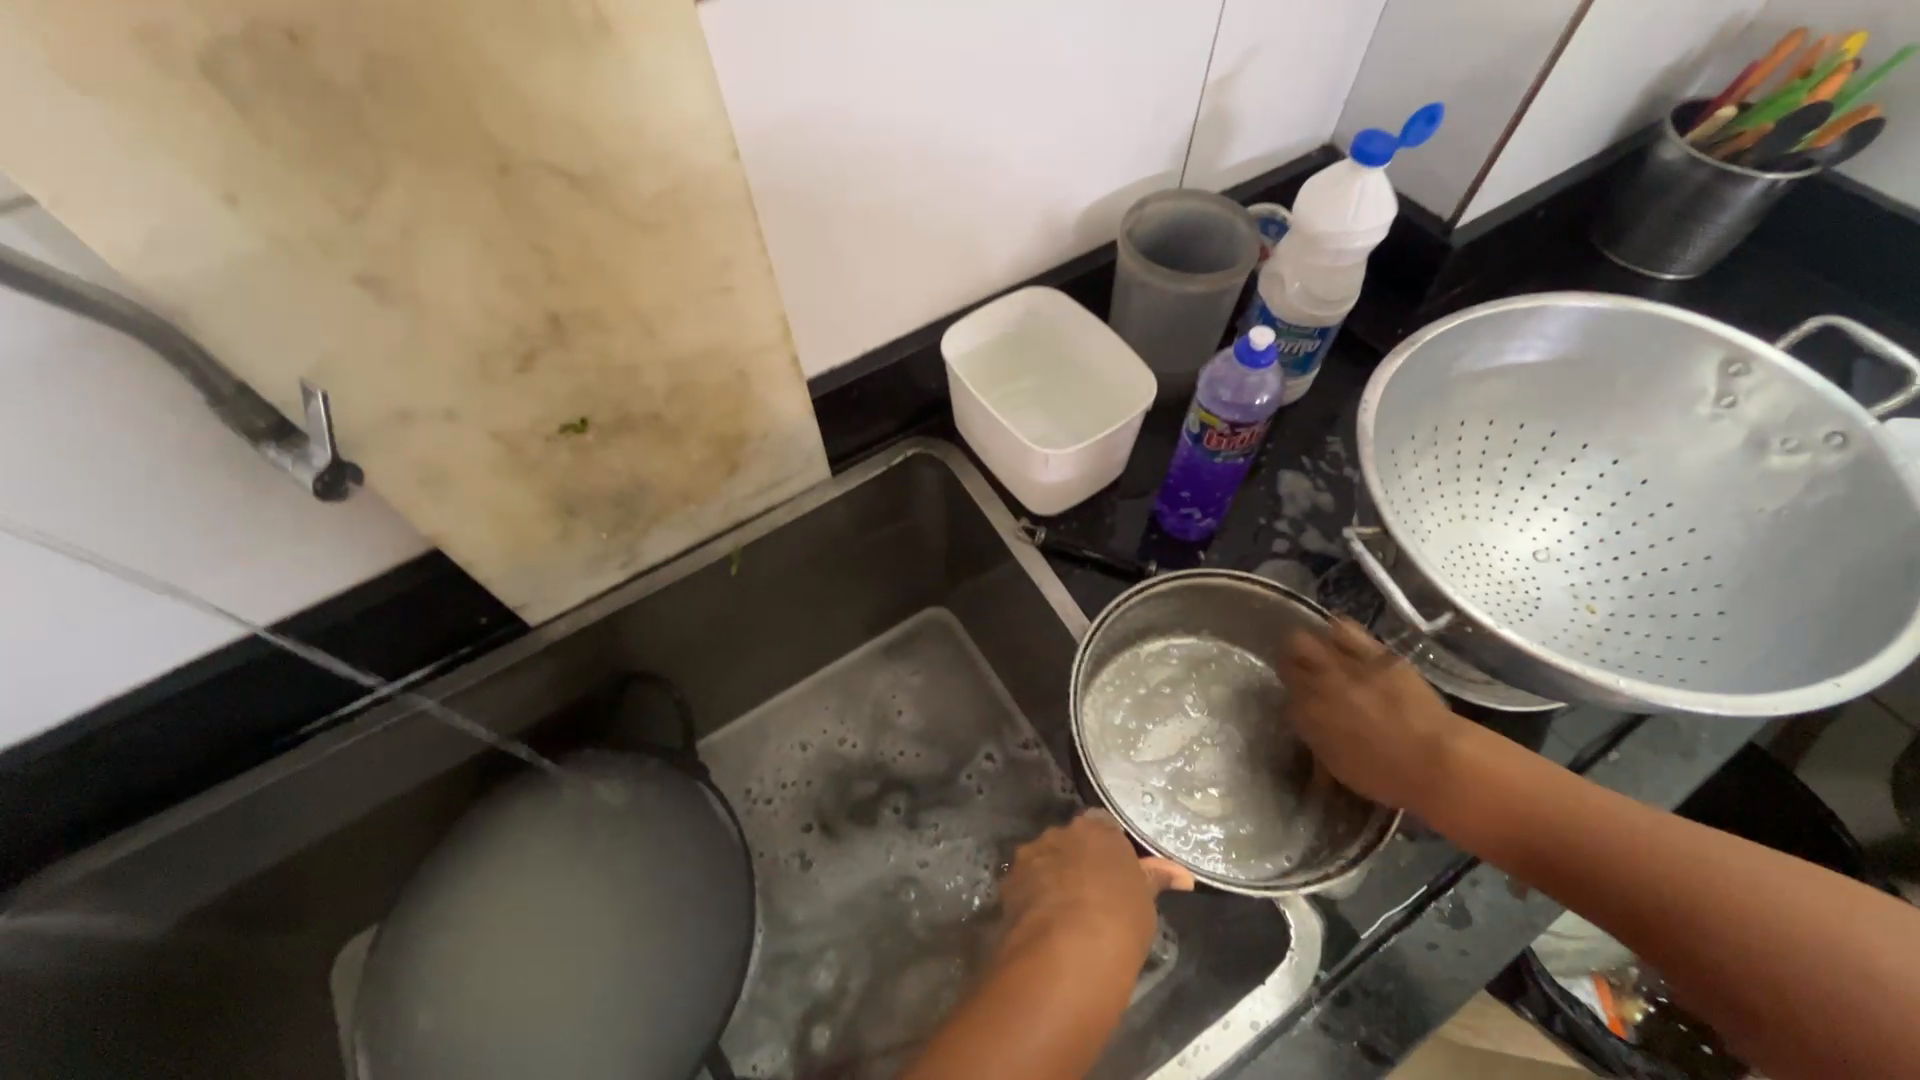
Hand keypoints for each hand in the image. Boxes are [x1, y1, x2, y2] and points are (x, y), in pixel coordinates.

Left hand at [998, 810, 1193, 967]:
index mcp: (1095, 829)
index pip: (1101, 825)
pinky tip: (1043, 926)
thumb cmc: (1119, 917)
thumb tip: (1182, 875)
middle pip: (1068, 842)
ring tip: (1064, 914)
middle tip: (1090, 892)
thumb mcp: (1145, 898)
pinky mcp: (1008, 885)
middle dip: (1075, 860)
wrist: (1068, 950)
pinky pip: (1024, 887)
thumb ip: (1155, 878)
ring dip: (1050, 879)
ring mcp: (1029, 858)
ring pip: (1041, 862)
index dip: (1106, 848)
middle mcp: (1058, 834)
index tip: (1113, 870)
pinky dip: (1032, 901)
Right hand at [1277, 617, 1467, 808]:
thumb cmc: (1388, 777)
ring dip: (1311, 647)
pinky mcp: (1375, 653)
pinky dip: (1339, 632)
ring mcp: (1345, 665)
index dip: (1294, 702)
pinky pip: (1346, 629)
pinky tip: (1346, 641)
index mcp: (1306, 716)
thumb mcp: (1339, 768)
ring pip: (1306, 638)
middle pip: (1287, 660)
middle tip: (1305, 674)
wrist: (1437, 760)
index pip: (1286, 699)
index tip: (1303, 707)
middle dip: (1292, 666)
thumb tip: (1313, 729)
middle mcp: (1317, 685)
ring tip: (1323, 654)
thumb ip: (1318, 741)